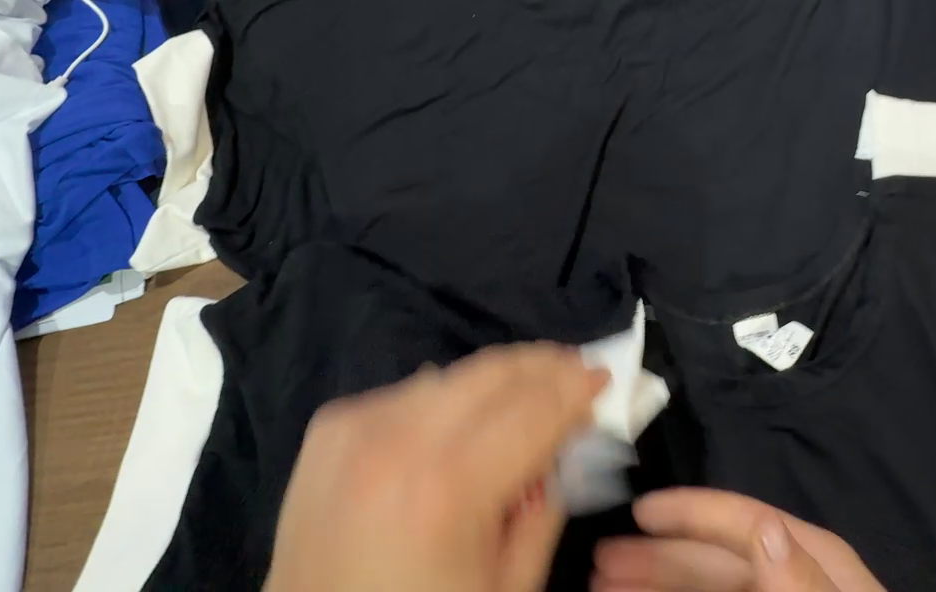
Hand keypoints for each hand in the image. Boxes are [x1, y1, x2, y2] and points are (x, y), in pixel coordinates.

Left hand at [265, 343, 608, 591]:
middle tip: (574, 370)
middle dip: (543, 366)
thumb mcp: (509, 588)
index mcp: (448, 488)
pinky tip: (456, 426)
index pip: (535, 409)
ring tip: (522, 400)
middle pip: (493, 372)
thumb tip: (564, 440)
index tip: (605, 375)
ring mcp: (357, 427)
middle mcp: (399, 439)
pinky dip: (444, 400)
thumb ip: (545, 504)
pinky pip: (408, 392)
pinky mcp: (330, 428)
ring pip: (453, 374)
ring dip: (495, 383)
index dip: (576, 387)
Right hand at [592, 488, 885, 591]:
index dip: (693, 511)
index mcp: (813, 562)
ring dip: (661, 588)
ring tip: (608, 589)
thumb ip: (802, 583)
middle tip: (605, 562)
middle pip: (717, 560)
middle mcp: (792, 578)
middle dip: (660, 557)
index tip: (641, 511)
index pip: (748, 522)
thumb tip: (765, 530)